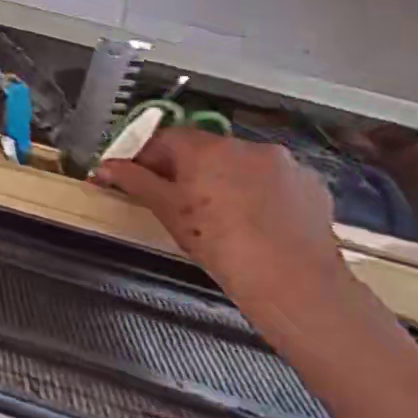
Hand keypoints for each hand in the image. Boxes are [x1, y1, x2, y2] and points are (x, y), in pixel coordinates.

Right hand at [93, 128, 348, 304]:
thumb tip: (106, 166)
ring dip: (223, 179)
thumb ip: (135, 182)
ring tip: (217, 214)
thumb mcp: (167, 212)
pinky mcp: (311, 184)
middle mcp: (247, 146)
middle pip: (204, 149)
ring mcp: (285, 163)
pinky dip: (257, 192)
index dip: (146, 156)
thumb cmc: (218, 243)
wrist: (291, 280)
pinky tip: (252, 221)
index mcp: (207, 149)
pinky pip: (272, 180)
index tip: (135, 177)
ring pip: (240, 164)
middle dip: (185, 168)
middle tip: (173, 200)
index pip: (165, 137)